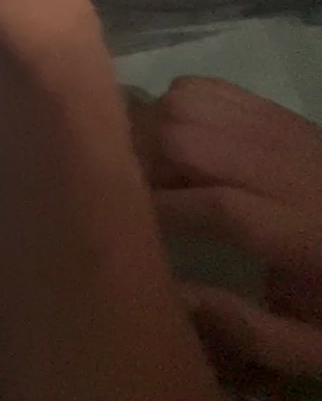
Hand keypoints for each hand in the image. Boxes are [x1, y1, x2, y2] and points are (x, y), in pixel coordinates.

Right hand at [132, 77, 321, 378]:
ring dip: (149, 125)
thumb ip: (254, 332)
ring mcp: (293, 138)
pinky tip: (172, 130)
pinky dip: (173, 102)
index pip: (218, 207)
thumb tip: (170, 294)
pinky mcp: (284, 118)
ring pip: (188, 106)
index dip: (156, 209)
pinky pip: (207, 89)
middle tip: (121, 182)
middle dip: (139, 159)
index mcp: (313, 236)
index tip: (119, 221)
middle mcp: (301, 176)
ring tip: (142, 157)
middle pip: (189, 142)